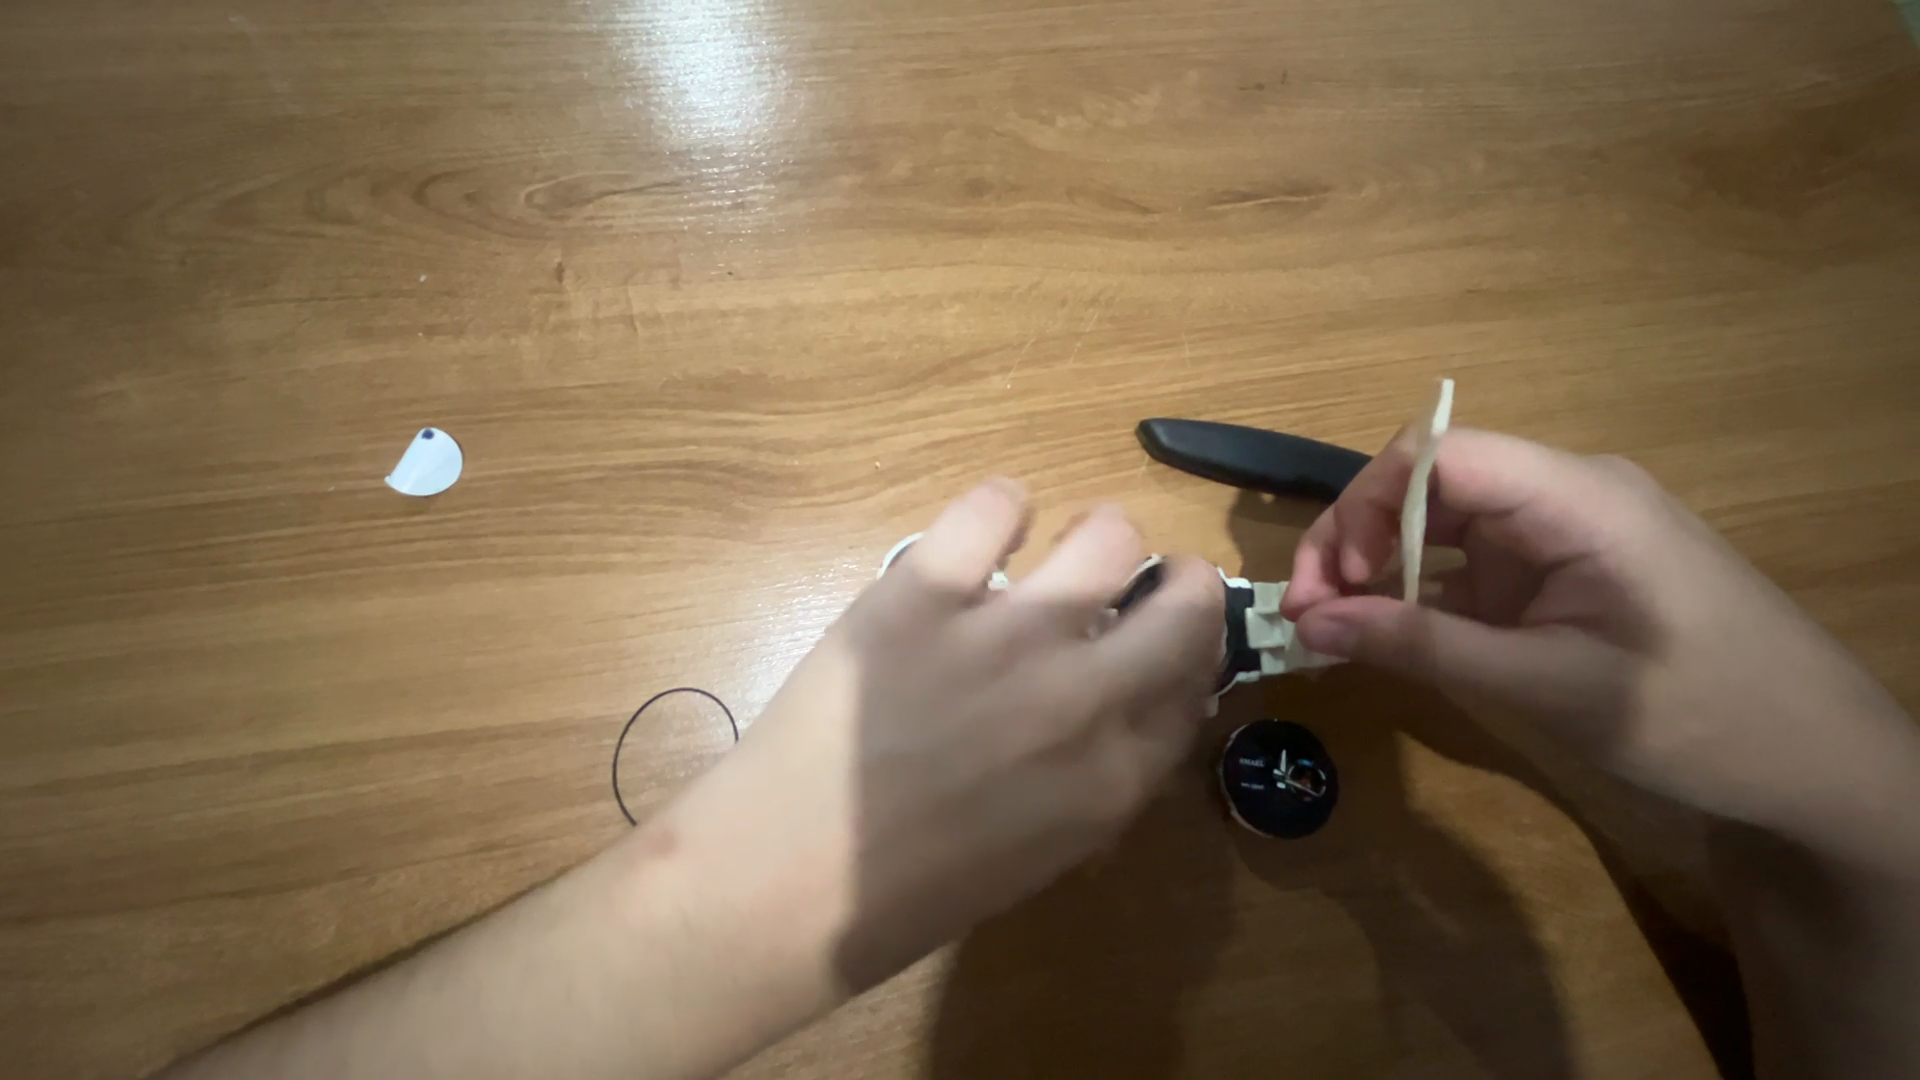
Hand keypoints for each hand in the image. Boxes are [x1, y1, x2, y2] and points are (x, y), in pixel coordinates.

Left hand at [668, 479, 1225, 997]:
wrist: (785, 881)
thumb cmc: (916, 884)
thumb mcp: (1043, 847)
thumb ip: (1100, 768)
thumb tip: (1129, 691)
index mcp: (1115, 776)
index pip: (1197, 677)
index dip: (1190, 644)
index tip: (1163, 630)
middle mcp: (1081, 698)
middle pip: (1187, 598)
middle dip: (1178, 579)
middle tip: (1142, 576)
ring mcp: (1003, 638)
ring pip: (1106, 535)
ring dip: (1097, 536)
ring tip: (1058, 551)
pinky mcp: (922, 596)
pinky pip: (991, 508)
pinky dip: (1000, 507)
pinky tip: (985, 533)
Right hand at [1279, 428, 1919, 869]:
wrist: (1824, 770)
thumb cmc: (1702, 721)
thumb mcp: (1545, 686)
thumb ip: (1419, 647)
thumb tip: (1304, 625)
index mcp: (1577, 499)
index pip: (1437, 456)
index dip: (1365, 505)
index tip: (1334, 581)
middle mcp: (1560, 495)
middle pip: (1422, 485)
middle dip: (1351, 540)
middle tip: (1309, 613)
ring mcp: (1554, 532)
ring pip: (1430, 522)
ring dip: (1371, 569)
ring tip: (1331, 626)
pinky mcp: (1549, 567)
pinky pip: (1457, 562)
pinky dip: (1408, 594)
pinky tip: (1380, 631)